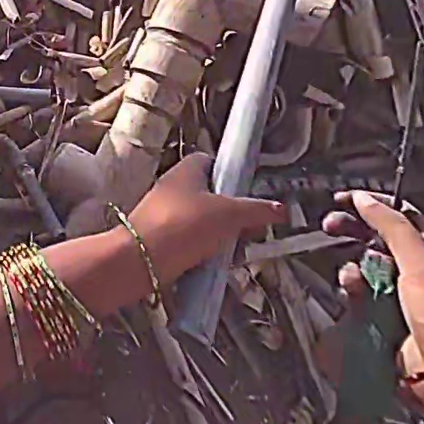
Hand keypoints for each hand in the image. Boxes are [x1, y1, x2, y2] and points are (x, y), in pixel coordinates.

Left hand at [126, 154, 286, 284]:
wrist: (142, 257)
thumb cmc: (184, 224)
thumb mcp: (229, 214)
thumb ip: (256, 210)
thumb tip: (281, 209)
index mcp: (186, 170)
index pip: (211, 161)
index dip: (231, 173)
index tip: (250, 191)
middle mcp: (174, 187)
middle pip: (211, 194)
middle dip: (232, 211)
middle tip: (250, 228)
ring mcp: (166, 212)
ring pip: (203, 219)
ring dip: (221, 233)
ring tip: (236, 248)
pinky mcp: (163, 236)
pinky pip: (192, 239)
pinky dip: (206, 249)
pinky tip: (217, 262)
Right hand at [322, 192, 423, 394]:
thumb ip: (393, 227)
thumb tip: (366, 200)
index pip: (401, 217)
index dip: (373, 206)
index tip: (345, 199)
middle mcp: (420, 274)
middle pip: (377, 241)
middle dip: (353, 232)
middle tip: (332, 226)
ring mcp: (403, 299)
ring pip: (364, 269)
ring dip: (353, 270)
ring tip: (354, 278)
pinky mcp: (387, 321)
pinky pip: (360, 298)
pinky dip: (354, 295)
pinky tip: (358, 298)